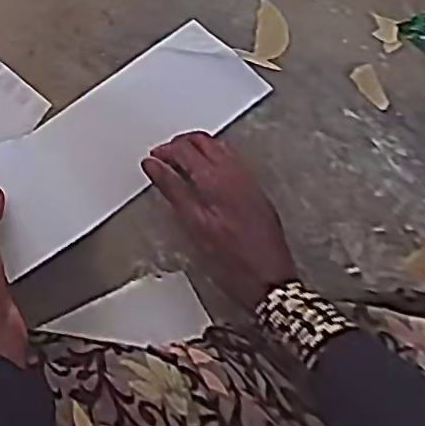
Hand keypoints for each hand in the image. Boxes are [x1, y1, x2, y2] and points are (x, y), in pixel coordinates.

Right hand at [143, 132, 296, 308]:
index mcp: (216, 179)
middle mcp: (235, 174)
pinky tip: (206, 172)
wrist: (271, 284)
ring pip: (218, 146)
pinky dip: (213, 156)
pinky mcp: (256, 191)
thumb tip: (153, 165)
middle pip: (203, 141)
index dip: (165, 150)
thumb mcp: (194, 226)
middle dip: (180, 144)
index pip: (185, 149)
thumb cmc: (233, 262)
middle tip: (164, 157)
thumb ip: (172, 189)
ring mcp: (248, 181)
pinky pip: (232, 159)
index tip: (154, 159)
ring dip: (198, 148)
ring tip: (182, 162)